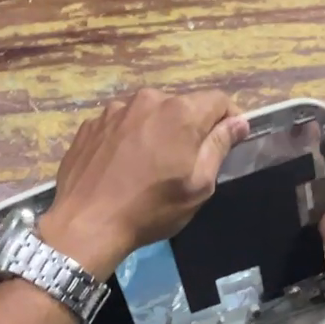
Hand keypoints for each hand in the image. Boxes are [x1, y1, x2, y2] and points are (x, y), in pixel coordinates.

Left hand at [40, 88, 248, 278]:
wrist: (86, 223)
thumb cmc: (150, 209)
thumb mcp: (198, 185)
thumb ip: (219, 147)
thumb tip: (238, 122)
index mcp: (180, 112)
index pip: (218, 100)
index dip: (228, 121)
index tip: (226, 144)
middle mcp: (148, 100)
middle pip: (181, 106)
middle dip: (188, 129)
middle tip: (182, 165)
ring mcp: (114, 110)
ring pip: (148, 115)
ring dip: (155, 133)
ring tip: (147, 168)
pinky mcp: (90, 125)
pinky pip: (120, 125)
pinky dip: (127, 140)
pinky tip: (121, 168)